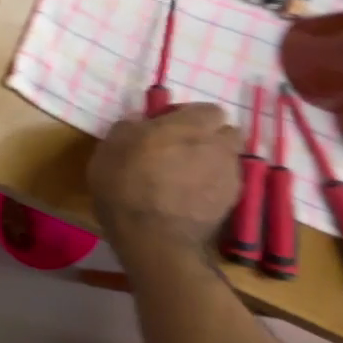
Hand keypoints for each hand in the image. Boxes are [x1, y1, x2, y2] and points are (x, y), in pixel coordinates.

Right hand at [88, 103, 242, 249]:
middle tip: (180, 146)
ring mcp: (229, 174)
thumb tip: (142, 120)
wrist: (153, 233)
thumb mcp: (110, 147)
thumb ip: (130, 126)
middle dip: (209, 135)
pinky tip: (188, 193)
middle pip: (227, 132)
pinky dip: (211, 182)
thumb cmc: (124, 182)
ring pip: (227, 157)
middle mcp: (217, 146)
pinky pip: (225, 180)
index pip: (209, 109)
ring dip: (211, 159)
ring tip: (184, 173)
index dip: (190, 115)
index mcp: (188, 127)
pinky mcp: (233, 199)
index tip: (167, 124)